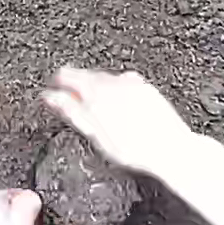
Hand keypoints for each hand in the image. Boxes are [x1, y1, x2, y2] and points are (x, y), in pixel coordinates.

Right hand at [42, 67, 196, 174]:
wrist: (172, 149)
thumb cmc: (135, 148)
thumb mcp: (94, 134)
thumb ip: (72, 111)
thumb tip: (51, 97)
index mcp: (98, 91)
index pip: (67, 75)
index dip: (57, 83)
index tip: (53, 90)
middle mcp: (115, 82)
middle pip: (87, 74)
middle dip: (76, 84)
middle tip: (69, 97)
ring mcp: (133, 83)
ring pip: (106, 78)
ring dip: (95, 86)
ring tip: (92, 104)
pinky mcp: (147, 88)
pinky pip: (124, 82)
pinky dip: (115, 90)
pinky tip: (117, 104)